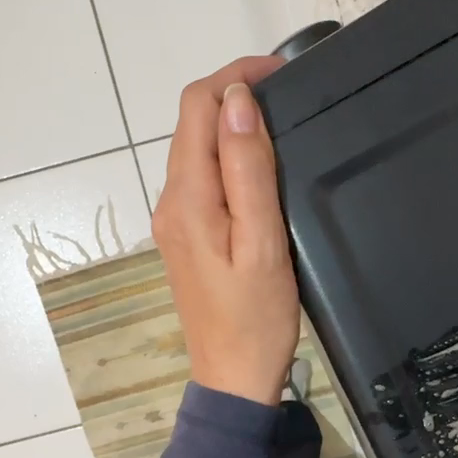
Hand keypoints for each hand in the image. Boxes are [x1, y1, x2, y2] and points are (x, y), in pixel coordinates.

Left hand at [153, 57, 300, 406]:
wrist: (233, 380)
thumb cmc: (256, 320)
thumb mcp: (262, 243)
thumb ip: (247, 172)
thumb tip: (237, 105)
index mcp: (188, 201)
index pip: (198, 108)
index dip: (235, 79)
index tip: (281, 76)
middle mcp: (170, 205)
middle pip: (192, 126)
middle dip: (233, 100)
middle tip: (287, 101)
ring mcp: (174, 225)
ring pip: (196, 153)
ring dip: (231, 132)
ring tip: (278, 134)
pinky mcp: (186, 242)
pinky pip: (201, 183)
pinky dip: (226, 163)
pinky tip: (257, 174)